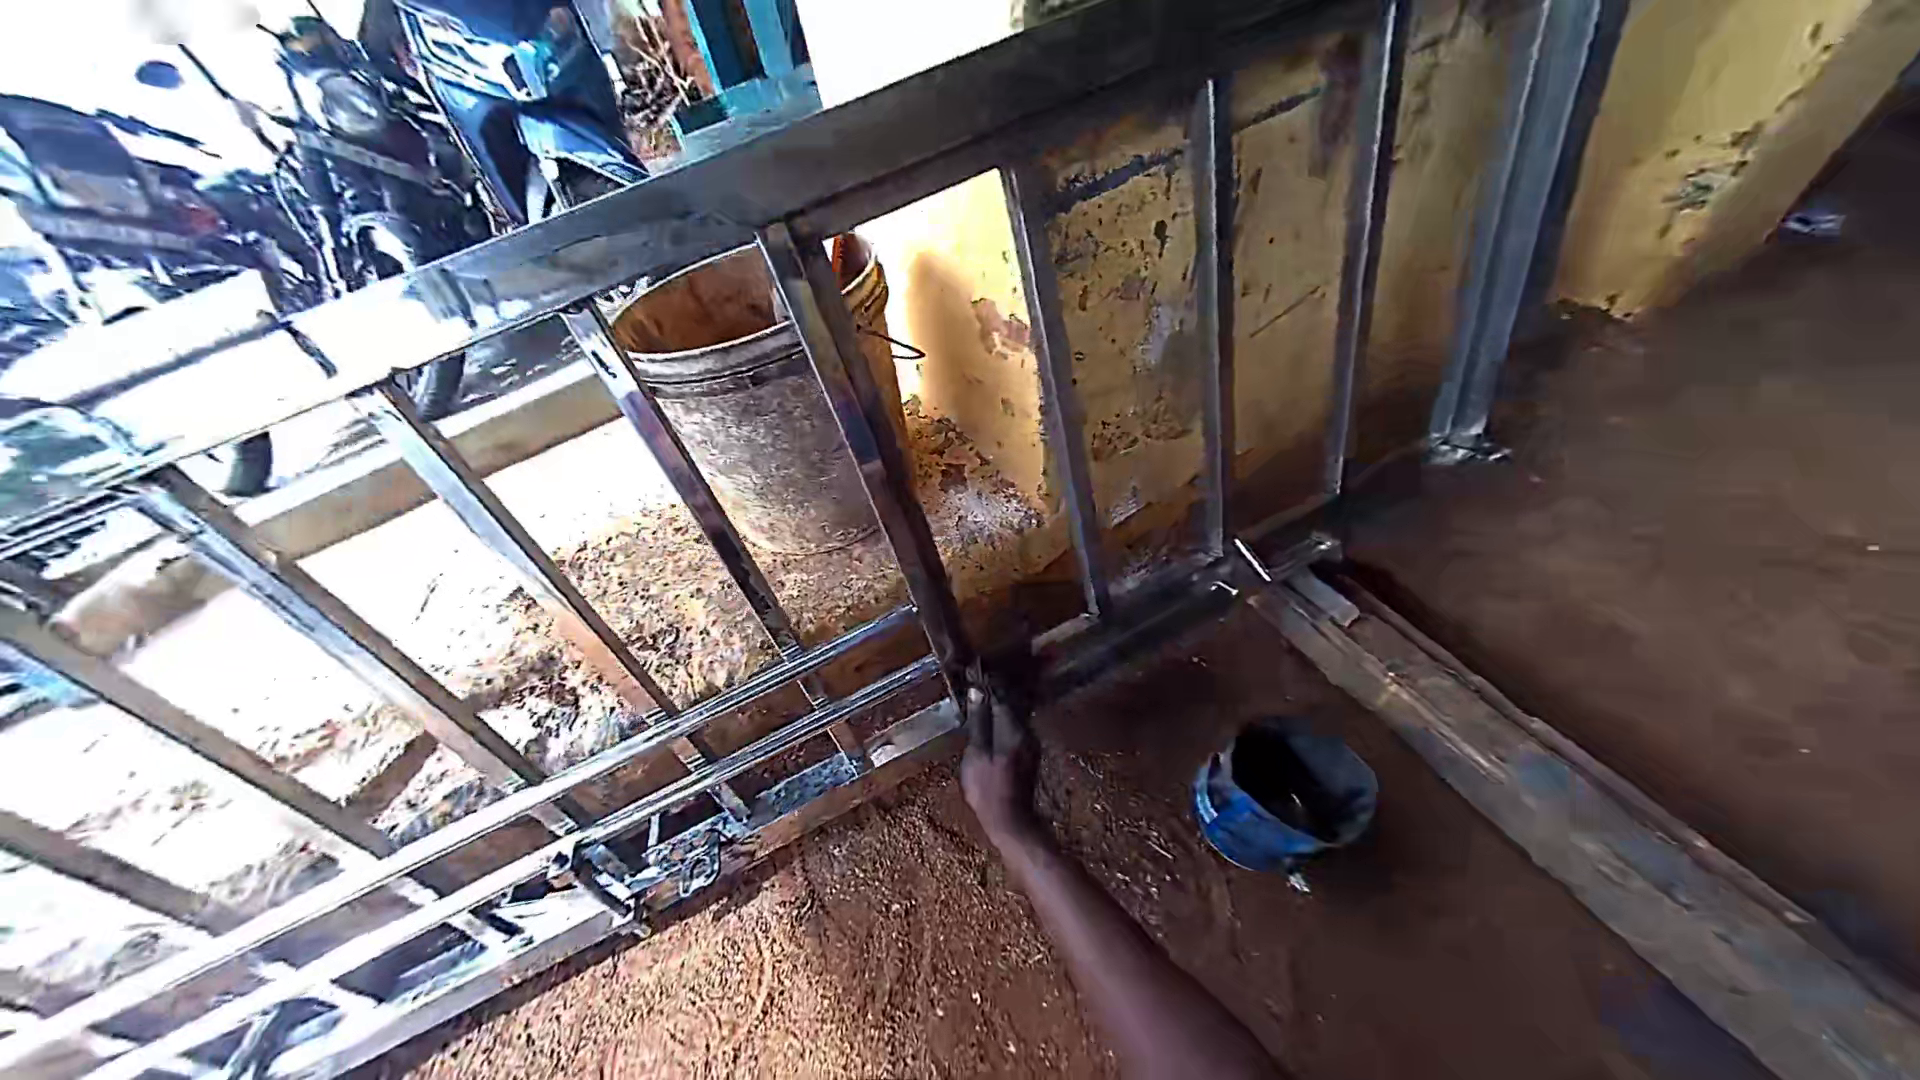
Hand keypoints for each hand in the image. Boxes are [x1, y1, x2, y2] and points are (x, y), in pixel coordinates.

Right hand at [960, 680, 1041, 848]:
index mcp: (1012, 728)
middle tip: (979, 675)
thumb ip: (979, 721)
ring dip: (1000, 700)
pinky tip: (992, 716)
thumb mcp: (976, 754)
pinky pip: (1015, 724)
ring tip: (983, 692)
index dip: (988, 680)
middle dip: (996, 687)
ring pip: (1015, 711)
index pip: (1001, 694)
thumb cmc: (987, 789)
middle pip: (1011, 700)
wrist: (1011, 821)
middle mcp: (1026, 730)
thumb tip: (976, 691)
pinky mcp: (1028, 751)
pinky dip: (1004, 715)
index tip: (975, 667)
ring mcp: (1030, 741)